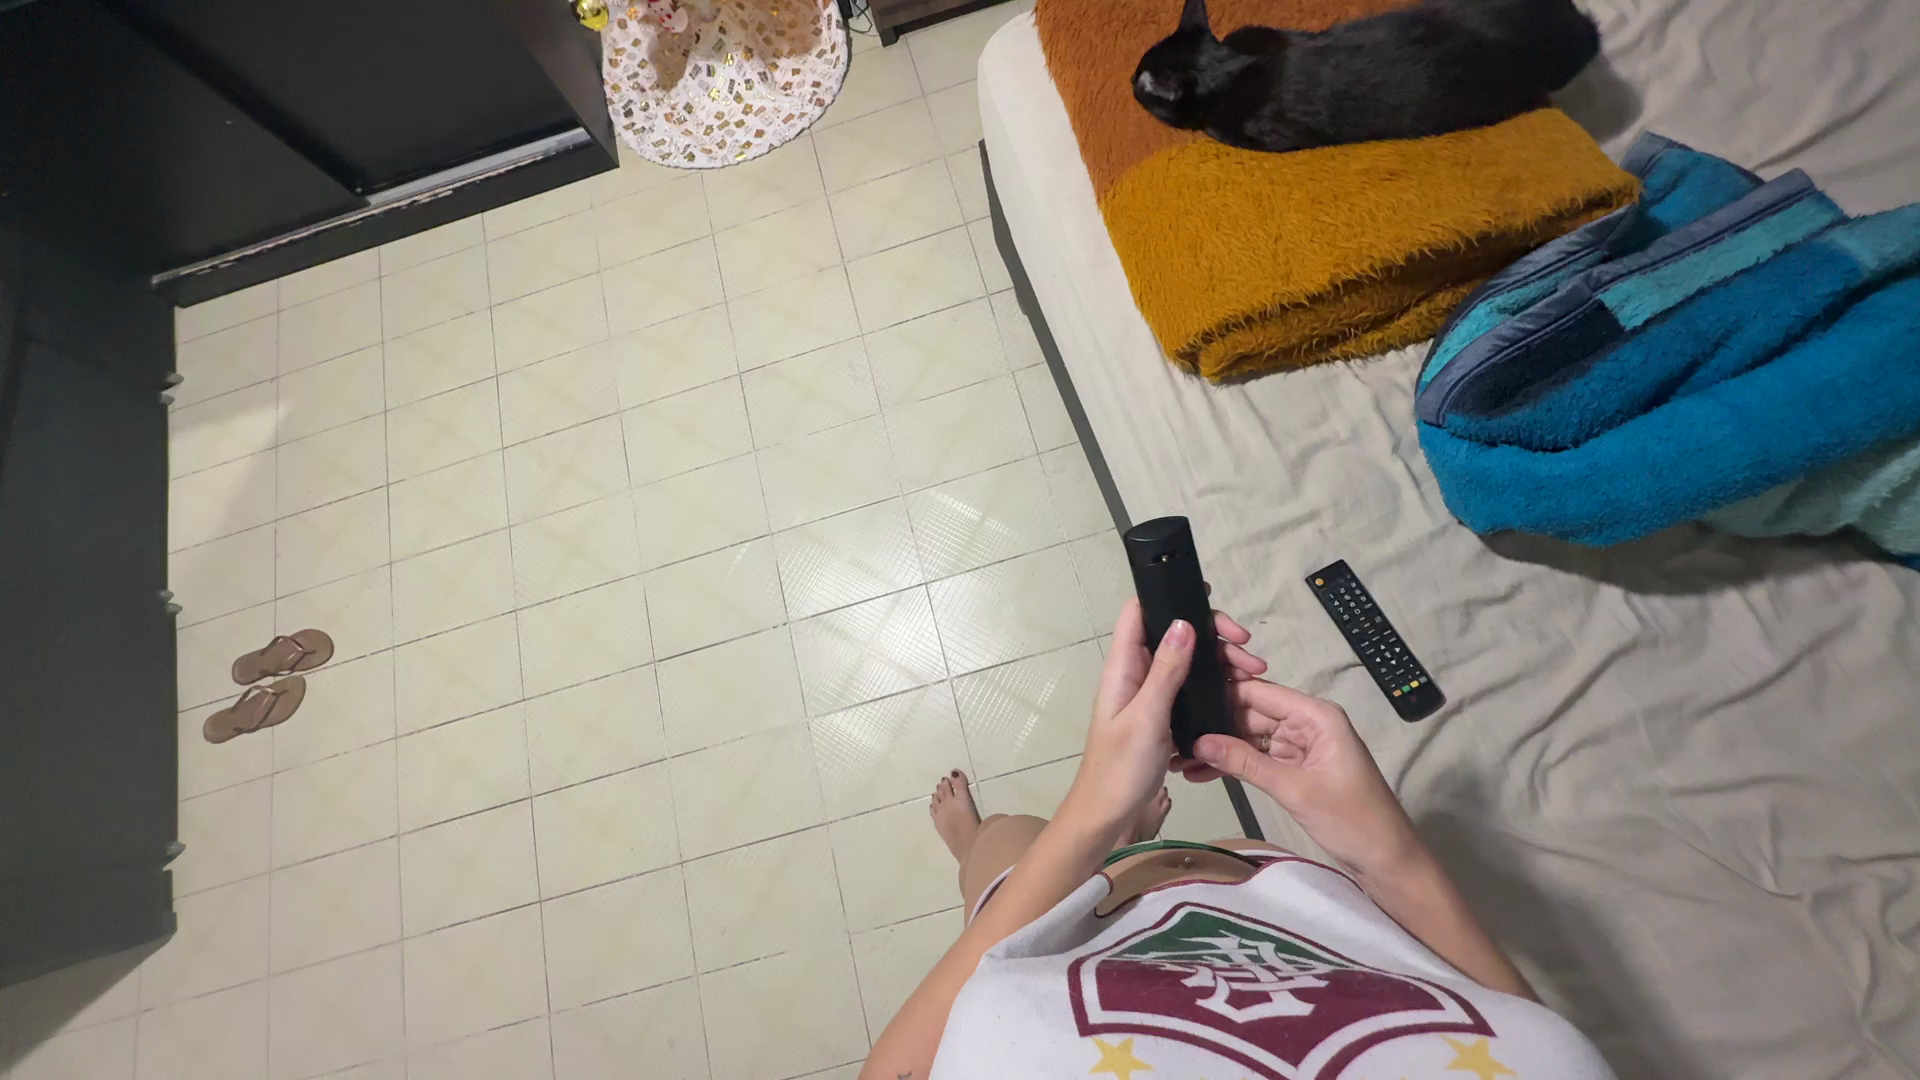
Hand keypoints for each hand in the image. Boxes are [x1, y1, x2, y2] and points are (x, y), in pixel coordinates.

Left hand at [1067, 597, 1267, 831]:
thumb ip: (1165, 671)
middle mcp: (1135, 673)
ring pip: (1186, 662)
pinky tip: (1239, 694)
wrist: (1108, 815)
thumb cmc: (1120, 766)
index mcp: (1123, 666)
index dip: (1169, 597)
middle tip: (1248, 649)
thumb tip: (1183, 623)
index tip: (1210, 603)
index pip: (1138, 612)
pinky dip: (1213, 686)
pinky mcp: (1162, 715)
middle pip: (1172, 635)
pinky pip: (1189, 689)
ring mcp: (1149, 695)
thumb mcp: (1146, 717)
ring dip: (1218, 662)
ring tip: (1254, 674)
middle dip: (1211, 635)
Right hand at [1178, 680, 1422, 878]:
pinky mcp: (1293, 768)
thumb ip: (1245, 761)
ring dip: (1217, 748)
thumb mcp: (1294, 789)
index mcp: (1314, 715)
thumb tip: (1197, 741)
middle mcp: (1305, 723)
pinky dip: (1232, 765)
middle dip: (1213, 725)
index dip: (1220, 693)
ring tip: (1177, 757)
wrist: (1388, 865)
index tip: (1181, 698)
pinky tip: (1200, 773)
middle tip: (1172, 733)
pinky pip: (1255, 758)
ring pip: (1247, 737)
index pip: (1258, 692)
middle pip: (1249, 713)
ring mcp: (1298, 746)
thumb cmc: (1352, 820)